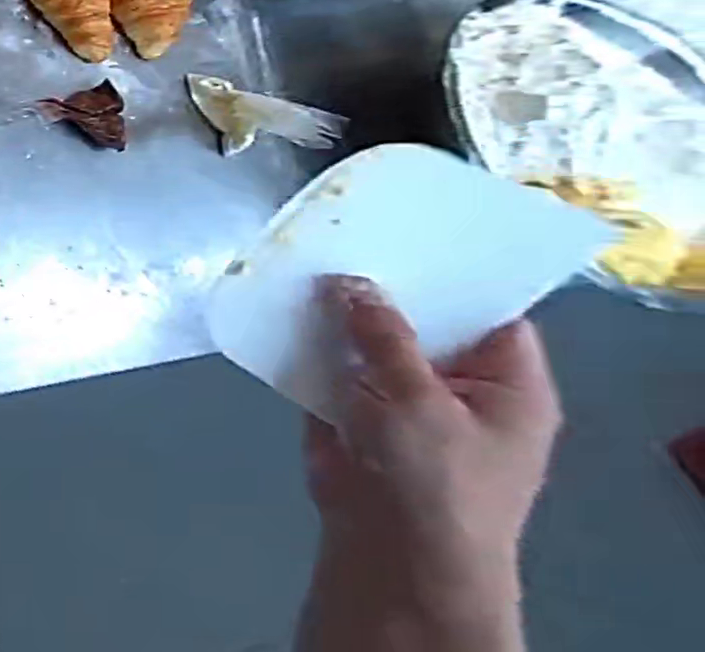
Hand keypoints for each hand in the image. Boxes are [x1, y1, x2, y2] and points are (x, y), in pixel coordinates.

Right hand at [297, 275, 559, 651]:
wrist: (386, 543)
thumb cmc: (432, 476)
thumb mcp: (417, 398)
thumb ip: (382, 335)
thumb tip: (350, 280)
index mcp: (502, 385)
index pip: (488, 314)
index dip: (450, 275)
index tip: (404, 233)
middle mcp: (451, 383)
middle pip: (415, 321)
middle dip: (374, 288)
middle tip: (336, 238)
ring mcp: (395, 394)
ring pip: (361, 339)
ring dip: (329, 311)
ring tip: (295, 263)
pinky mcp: (347, 404)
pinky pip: (326, 360)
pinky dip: (303, 339)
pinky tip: (274, 307)